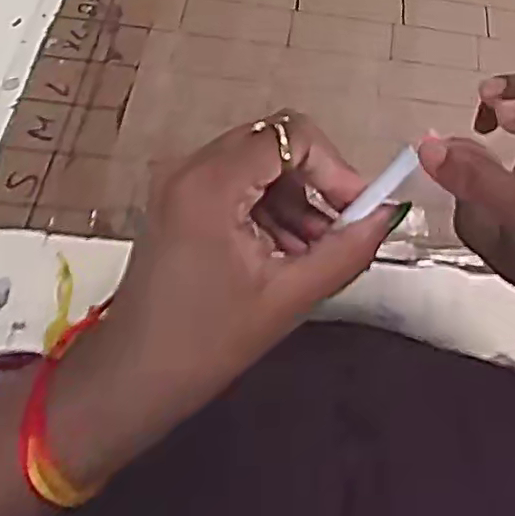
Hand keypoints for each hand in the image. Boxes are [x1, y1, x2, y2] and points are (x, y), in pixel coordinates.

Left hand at [105, 109, 402, 373]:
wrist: (127, 381)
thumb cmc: (203, 344)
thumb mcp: (287, 297)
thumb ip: (346, 250)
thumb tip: (387, 215)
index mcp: (211, 184)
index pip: (292, 134)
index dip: (334, 165)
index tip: (357, 207)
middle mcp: (191, 165)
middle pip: (277, 141)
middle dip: (318, 180)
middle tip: (343, 226)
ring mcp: (182, 178)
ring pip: (262, 160)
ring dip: (297, 196)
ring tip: (316, 249)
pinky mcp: (181, 195)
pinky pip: (241, 179)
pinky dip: (272, 205)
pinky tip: (286, 249)